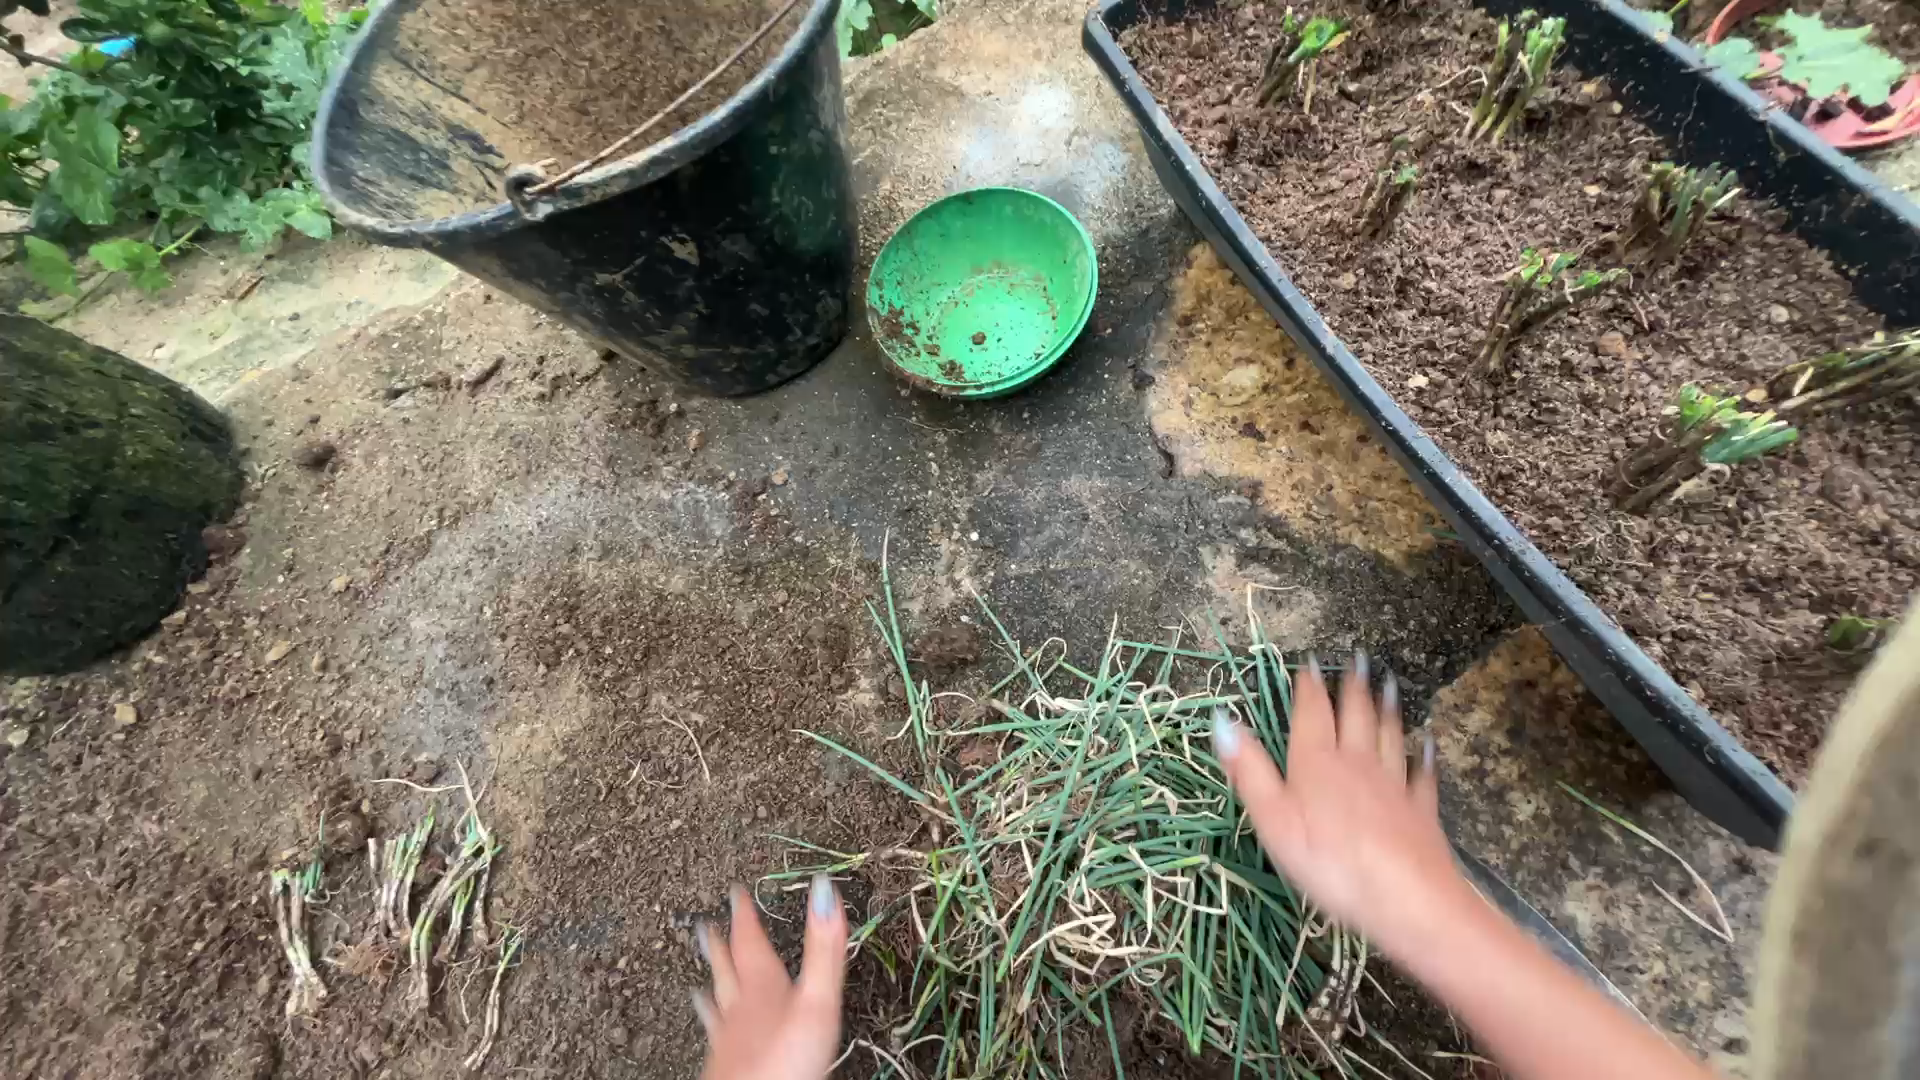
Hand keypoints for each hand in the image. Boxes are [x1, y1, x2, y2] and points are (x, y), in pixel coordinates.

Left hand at [696, 874, 847, 1079]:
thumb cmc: (785, 1060)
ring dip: (712, 986)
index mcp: (762, 984)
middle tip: (707, 926)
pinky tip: (712, 1034)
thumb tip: (824, 891)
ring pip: (717, 1005)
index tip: (735, 893)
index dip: (742, 914)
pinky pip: (714, 1036)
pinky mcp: (726, 1067)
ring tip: (700, 980)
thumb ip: (823, 948)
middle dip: (721, 945)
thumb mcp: (817, 999)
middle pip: (726, 970)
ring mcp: (728, 1040)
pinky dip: (713, 1026)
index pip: (748, 940)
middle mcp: (739, 1009)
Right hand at [1211, 652, 1466, 961]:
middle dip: (1354, 686)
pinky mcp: (1420, 812)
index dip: (1310, 687)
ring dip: (1387, 708)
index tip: (1312, 662)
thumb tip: (1221, 720)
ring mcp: (1393, 785)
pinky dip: (1423, 756)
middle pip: (1356, 716)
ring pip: (1389, 736)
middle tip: (1358, 658)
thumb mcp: (1272, 817)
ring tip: (1389, 685)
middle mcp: (1356, 762)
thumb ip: (1249, 767)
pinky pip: (1421, 774)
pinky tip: (1427, 744)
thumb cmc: (1329, 859)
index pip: (1313, 713)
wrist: (1408, 900)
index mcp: (1316, 761)